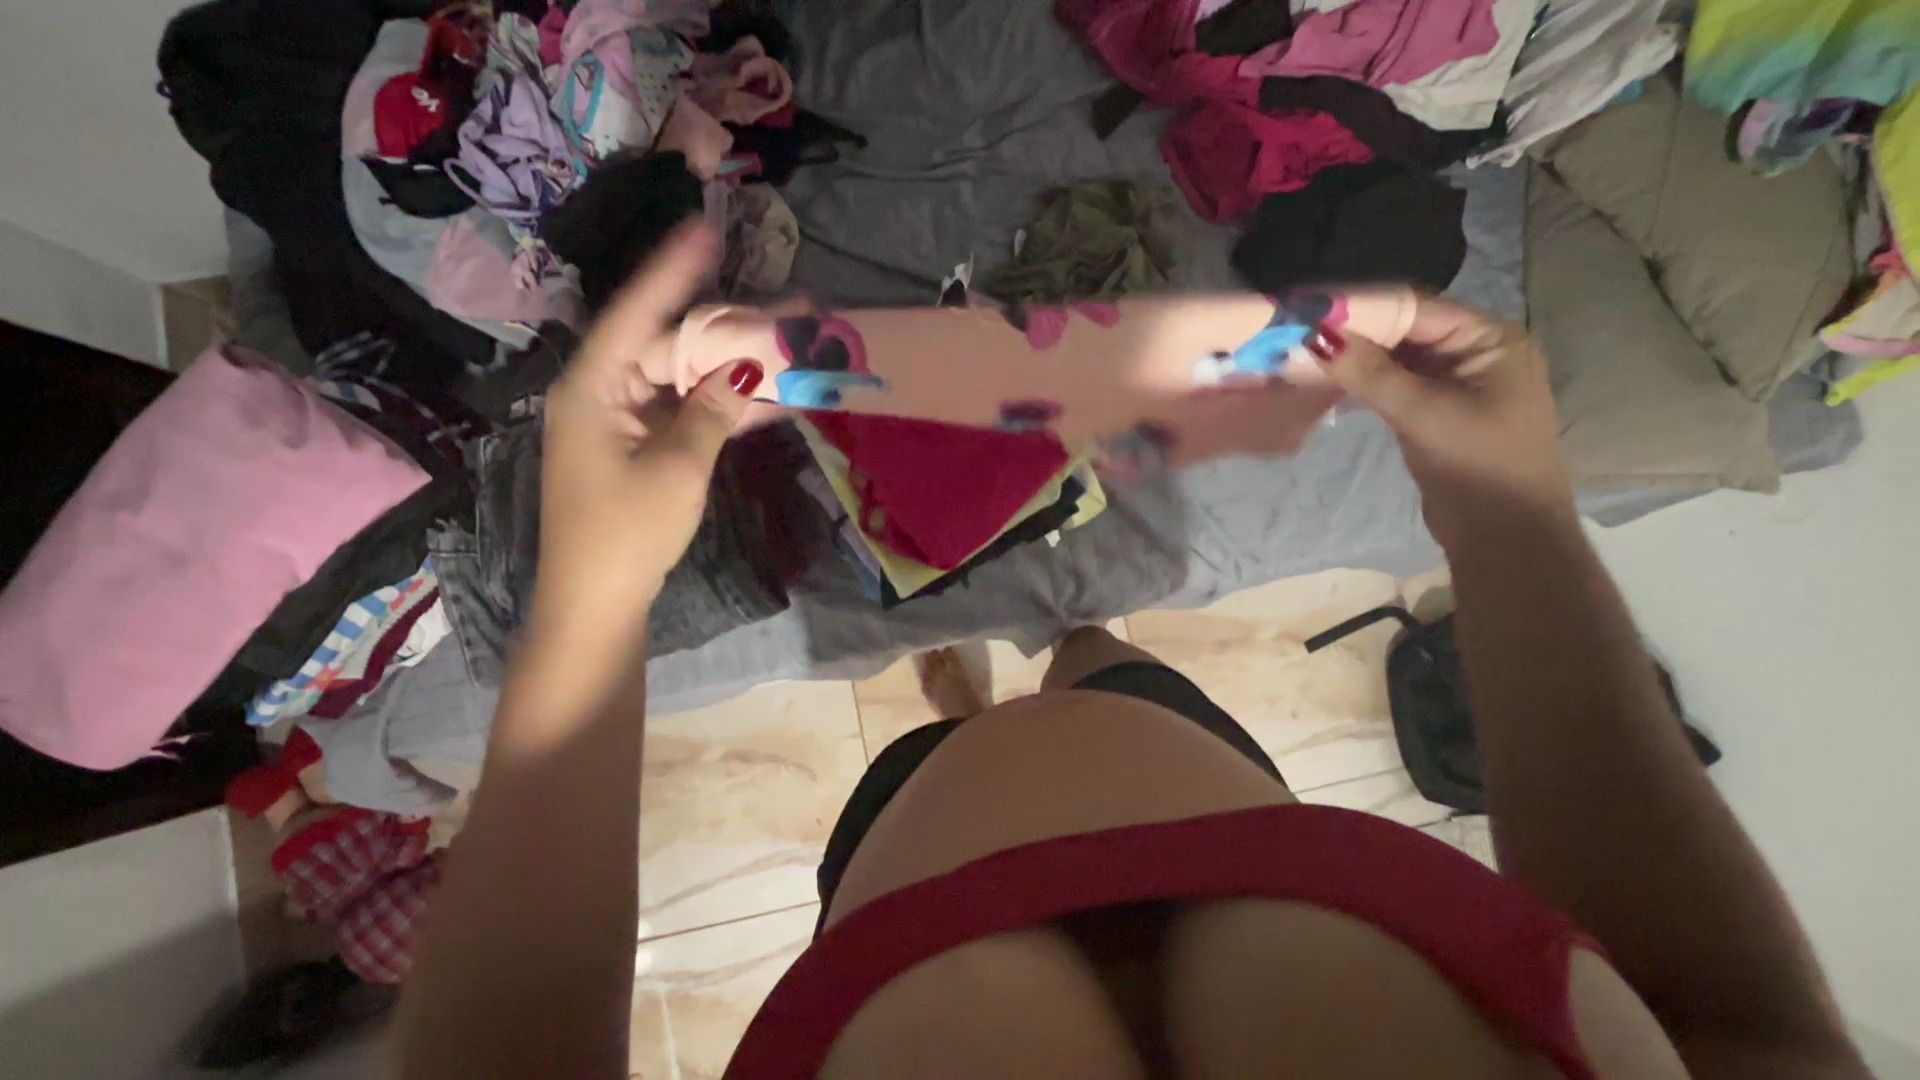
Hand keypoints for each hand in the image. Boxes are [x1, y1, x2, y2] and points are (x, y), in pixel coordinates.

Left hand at [530, 225, 761, 644]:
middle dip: (730, 332)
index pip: (636, 313)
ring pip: (685, 380)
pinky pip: (687, 413)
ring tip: (793, 347)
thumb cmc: (626, 533)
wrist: (597, 603)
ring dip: (735, 371)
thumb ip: (712, 410)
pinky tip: (773, 397)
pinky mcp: (642, 449)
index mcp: (593, 387)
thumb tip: (746, 369)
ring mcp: (624, 422)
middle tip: (789, 311)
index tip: (707, 230)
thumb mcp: (677, 467)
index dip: (673, 272)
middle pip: (671, 347)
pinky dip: (724, 408)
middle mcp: (604, 393)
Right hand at [1306, 296, 1575, 551]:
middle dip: (1355, 332)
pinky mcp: (1435, 410)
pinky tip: (1326, 383)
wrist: (1505, 534)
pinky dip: (1363, 382)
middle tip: (1298, 333)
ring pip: (1396, 357)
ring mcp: (1455, 383)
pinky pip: (1394, 383)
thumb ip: (1371, 373)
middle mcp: (1474, 352)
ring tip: (1302, 355)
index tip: (1311, 311)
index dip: (1364, 308)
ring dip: (1355, 358)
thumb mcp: (1422, 414)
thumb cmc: (1476, 465)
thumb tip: (1316, 337)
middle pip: (1406, 329)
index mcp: (1490, 340)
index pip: (1417, 308)